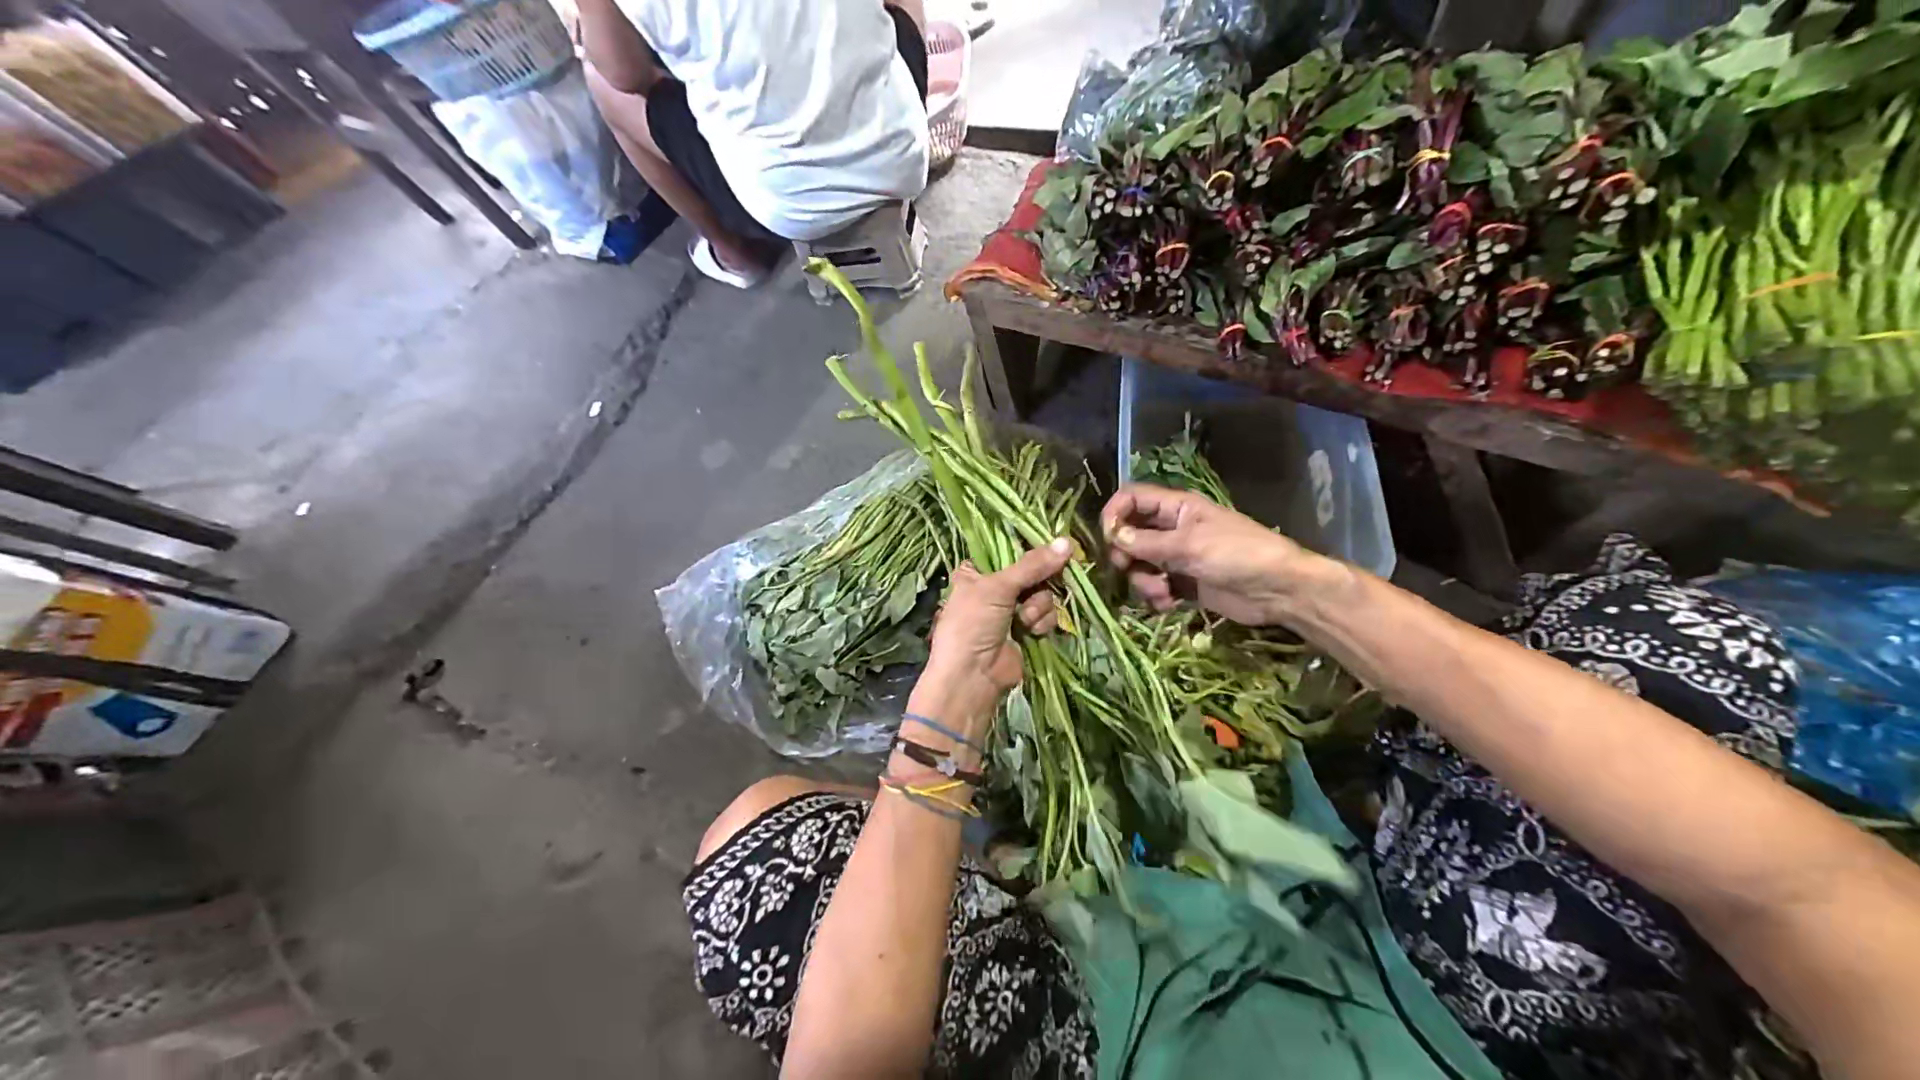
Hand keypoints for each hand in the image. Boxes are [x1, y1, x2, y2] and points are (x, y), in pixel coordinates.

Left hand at [910, 539, 1072, 739]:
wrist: (973, 676)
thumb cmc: (973, 624)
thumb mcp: (997, 587)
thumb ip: (1032, 565)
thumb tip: (1067, 542)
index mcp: (975, 572)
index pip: (1007, 551)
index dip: (1029, 550)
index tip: (1051, 547)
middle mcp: (994, 588)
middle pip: (1031, 572)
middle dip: (1037, 583)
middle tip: (1036, 586)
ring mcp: (1011, 610)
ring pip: (1042, 594)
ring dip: (1038, 606)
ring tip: (1023, 619)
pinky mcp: (1027, 629)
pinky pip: (1046, 614)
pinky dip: (1041, 621)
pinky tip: (1031, 631)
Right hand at [1101, 483, 1341, 626]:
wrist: (1279, 590)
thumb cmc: (1237, 555)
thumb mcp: (1189, 545)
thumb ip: (1147, 542)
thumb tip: (1112, 536)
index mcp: (1177, 508)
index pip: (1132, 498)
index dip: (1115, 514)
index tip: (1107, 538)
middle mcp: (1173, 529)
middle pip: (1130, 534)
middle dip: (1125, 554)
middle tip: (1127, 568)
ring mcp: (1177, 557)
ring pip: (1139, 564)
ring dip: (1142, 580)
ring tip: (1161, 592)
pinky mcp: (1184, 584)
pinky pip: (1155, 586)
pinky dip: (1156, 597)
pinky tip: (1169, 604)